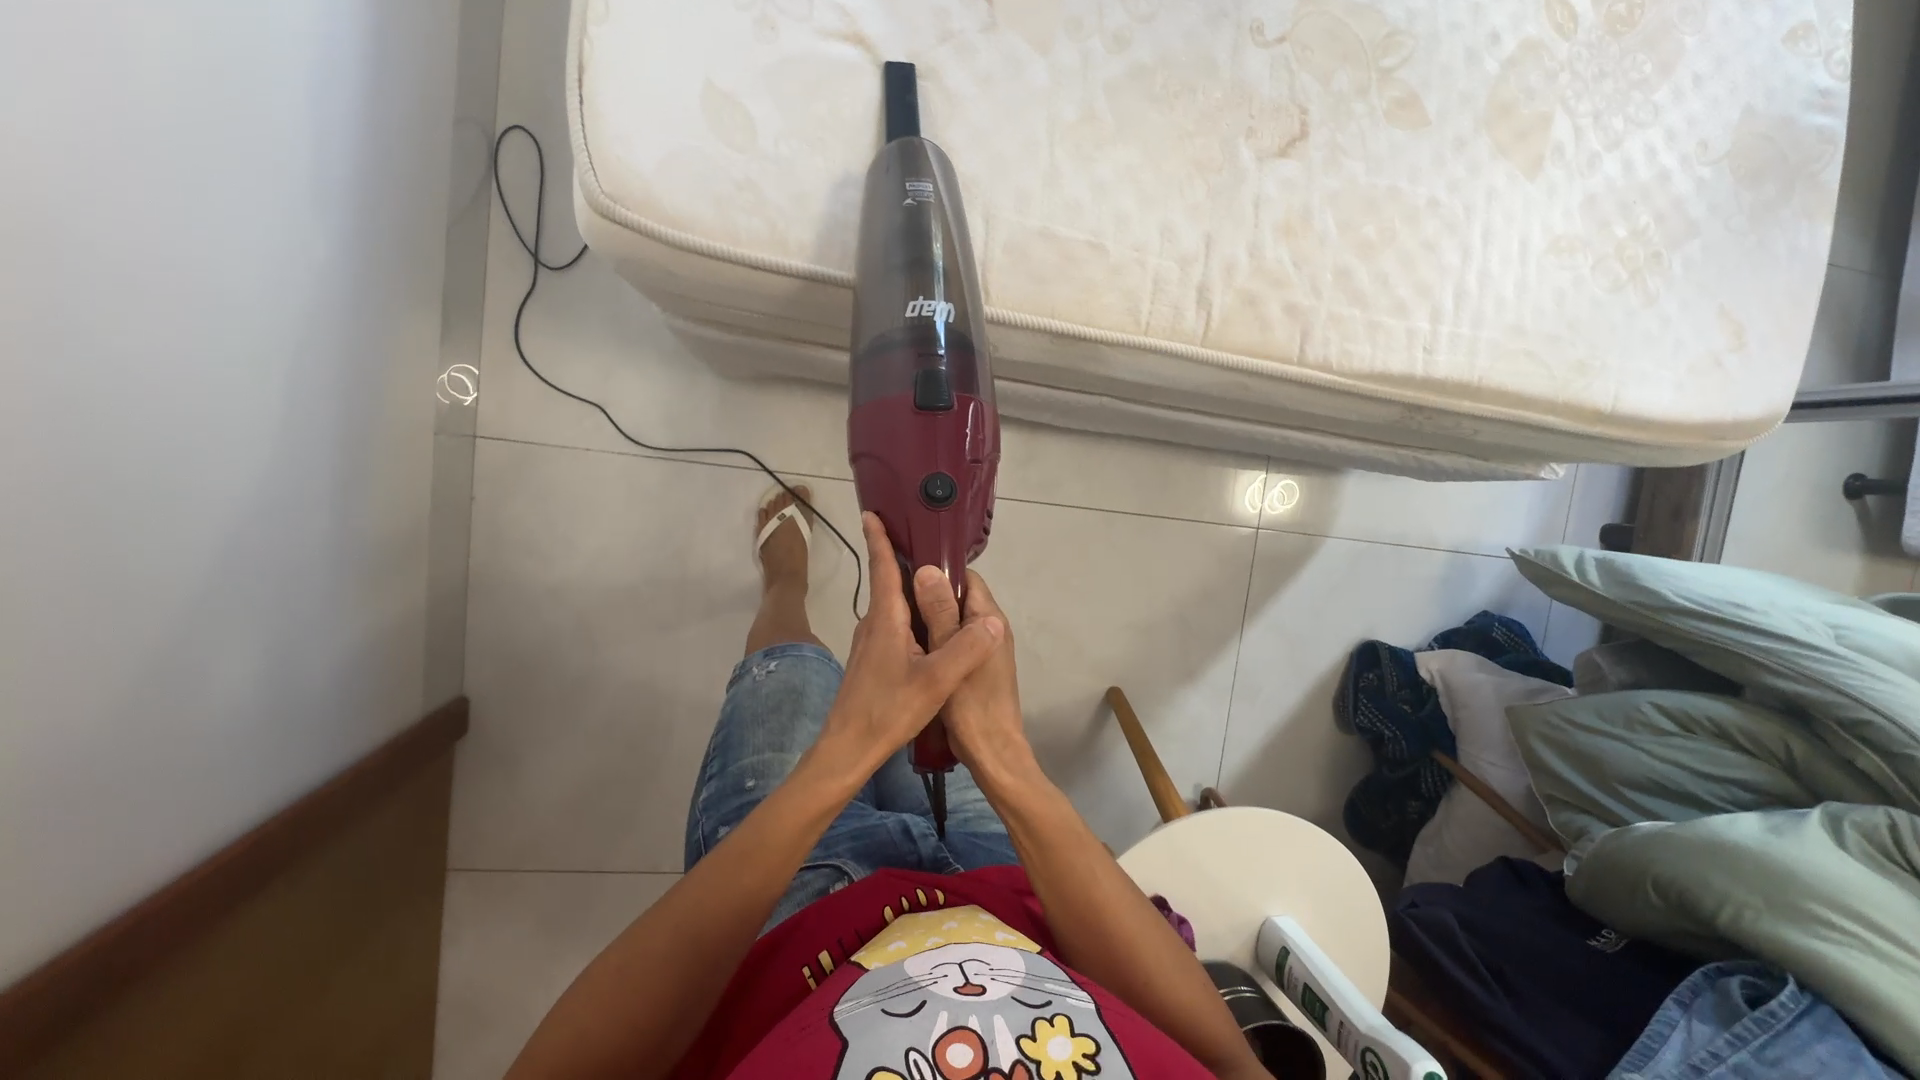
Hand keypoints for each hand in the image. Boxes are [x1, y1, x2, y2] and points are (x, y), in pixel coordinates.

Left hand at [816, 514, 1002, 775]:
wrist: (848, 748)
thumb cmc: (888, 710)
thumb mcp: (936, 682)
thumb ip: (966, 649)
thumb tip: (993, 621)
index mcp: (886, 620)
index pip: (883, 568)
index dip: (879, 539)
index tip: (871, 512)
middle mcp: (874, 624)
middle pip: (889, 583)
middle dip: (904, 560)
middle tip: (929, 542)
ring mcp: (870, 644)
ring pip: (893, 607)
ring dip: (910, 591)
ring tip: (939, 584)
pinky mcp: (872, 661)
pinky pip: (894, 626)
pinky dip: (910, 616)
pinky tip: (930, 631)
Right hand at [913, 566, 1036, 787]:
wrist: (991, 750)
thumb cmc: (971, 702)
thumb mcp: (949, 653)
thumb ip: (939, 611)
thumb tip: (927, 569)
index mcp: (990, 619)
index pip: (967, 578)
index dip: (939, 571)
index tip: (907, 571)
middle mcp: (991, 628)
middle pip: (959, 598)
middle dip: (929, 594)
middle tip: (894, 596)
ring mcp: (984, 649)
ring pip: (954, 621)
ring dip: (929, 618)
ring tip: (895, 617)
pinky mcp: (975, 667)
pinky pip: (952, 641)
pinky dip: (933, 639)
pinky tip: (911, 647)